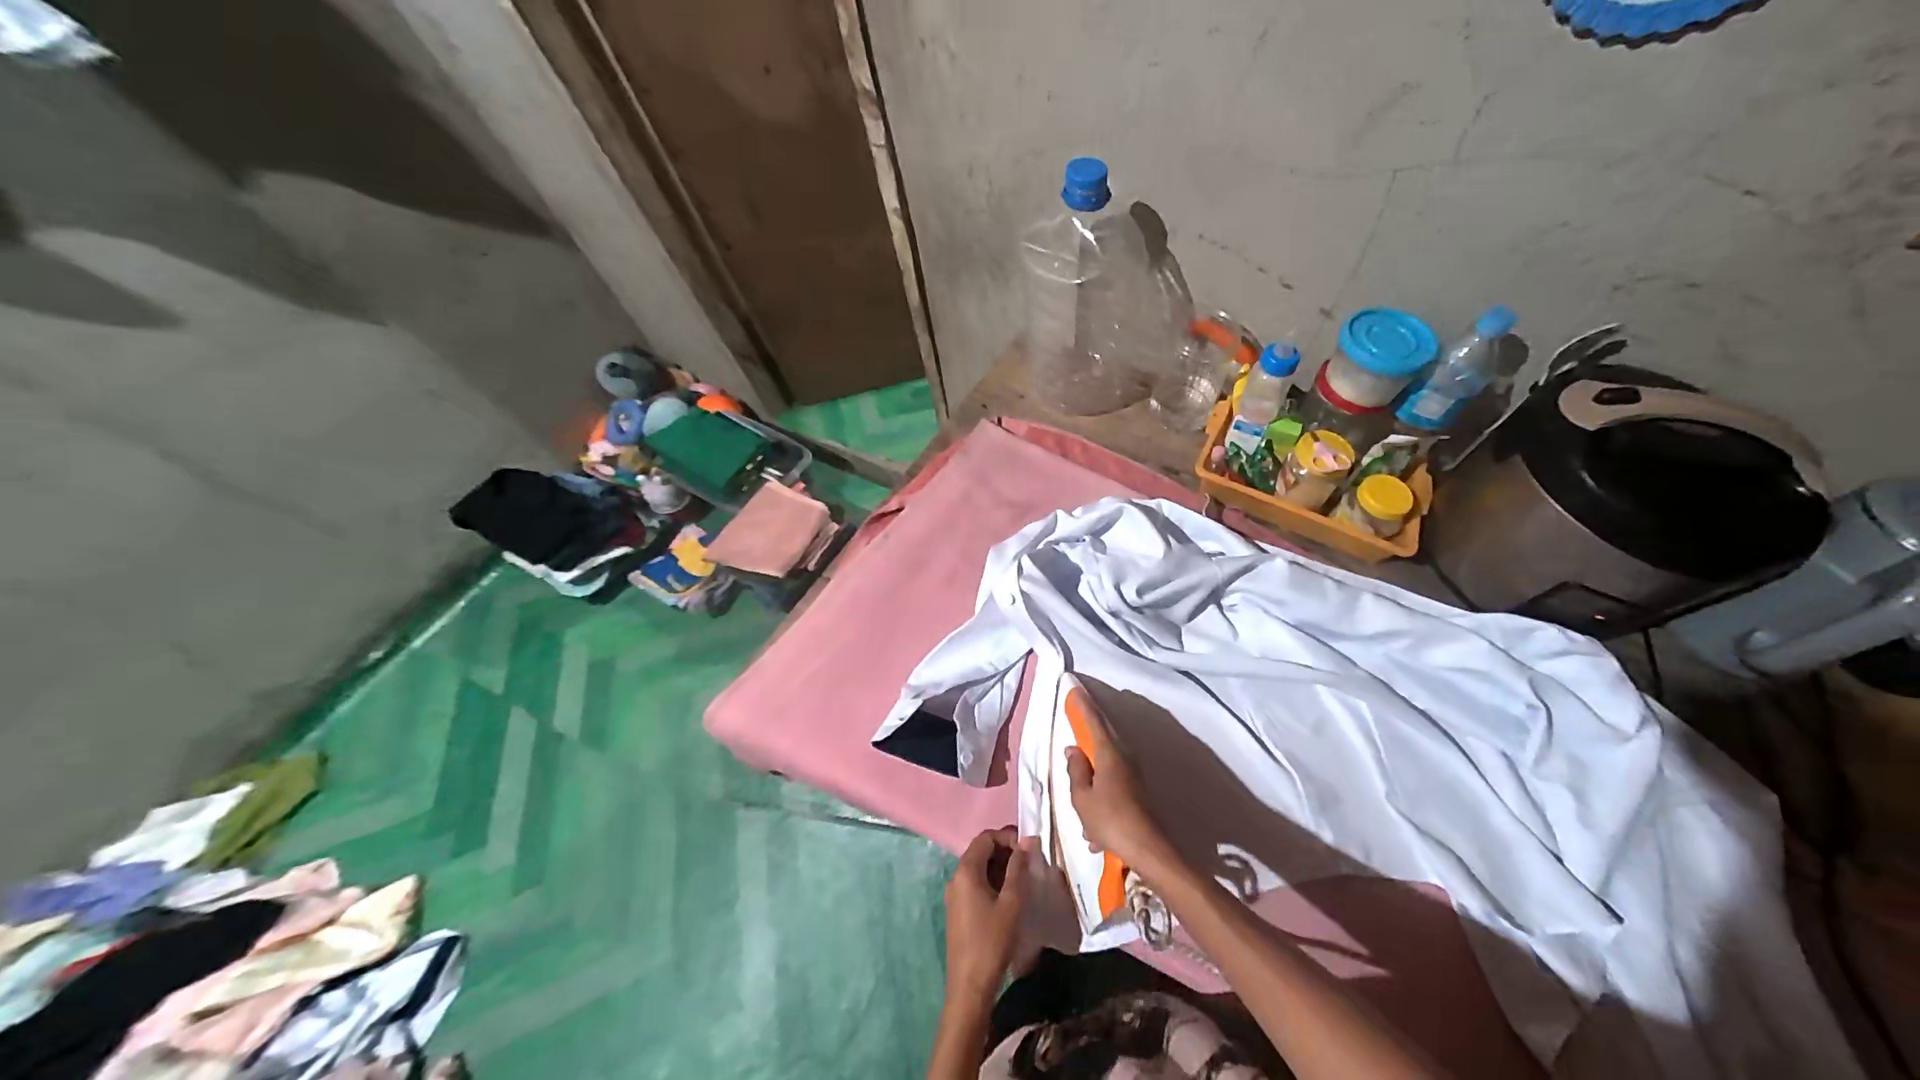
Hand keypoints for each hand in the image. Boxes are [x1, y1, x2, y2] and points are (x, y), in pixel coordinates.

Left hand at [943, 827, 1033, 999]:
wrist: (970, 985)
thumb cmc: (992, 941)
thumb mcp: (1011, 903)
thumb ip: (1018, 868)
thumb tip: (1026, 840)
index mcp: (965, 871)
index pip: (985, 837)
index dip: (1008, 836)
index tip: (1029, 848)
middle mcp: (956, 877)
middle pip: (980, 851)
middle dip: (1005, 851)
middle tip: (1029, 863)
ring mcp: (954, 894)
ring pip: (979, 868)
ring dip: (1000, 868)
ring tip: (1023, 879)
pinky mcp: (958, 910)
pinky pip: (975, 884)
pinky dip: (993, 882)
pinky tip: (1009, 897)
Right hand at [1065, 689, 1173, 872]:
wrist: (1149, 850)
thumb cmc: (1110, 820)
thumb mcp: (1082, 797)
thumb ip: (1076, 770)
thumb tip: (1073, 749)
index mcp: (1109, 754)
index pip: (1094, 721)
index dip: (1083, 705)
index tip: (1075, 688)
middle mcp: (1125, 758)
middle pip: (1104, 736)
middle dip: (1089, 727)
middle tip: (1077, 714)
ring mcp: (1134, 775)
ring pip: (1108, 762)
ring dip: (1094, 771)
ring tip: (1081, 789)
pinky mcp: (1138, 791)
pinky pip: (1113, 782)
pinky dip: (1101, 794)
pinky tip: (1095, 829)